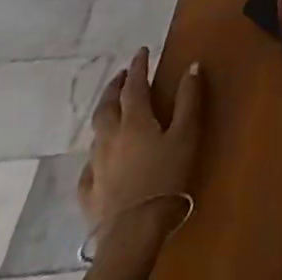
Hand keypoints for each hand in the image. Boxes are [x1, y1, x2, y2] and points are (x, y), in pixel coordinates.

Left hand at [80, 48, 204, 233]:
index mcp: (133, 120)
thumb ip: (189, 100)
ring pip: (96, 131)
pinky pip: (89, 165)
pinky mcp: (89, 191)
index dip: (139, 66)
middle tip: (121, 75)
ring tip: (111, 110)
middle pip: (107, 104)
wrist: (133, 230)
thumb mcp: (186, 135)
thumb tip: (193, 66)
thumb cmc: (165, 178)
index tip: (142, 51)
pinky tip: (98, 159)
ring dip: (104, 114)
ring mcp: (95, 164)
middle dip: (114, 86)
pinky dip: (95, 153)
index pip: (134, 85)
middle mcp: (109, 136)